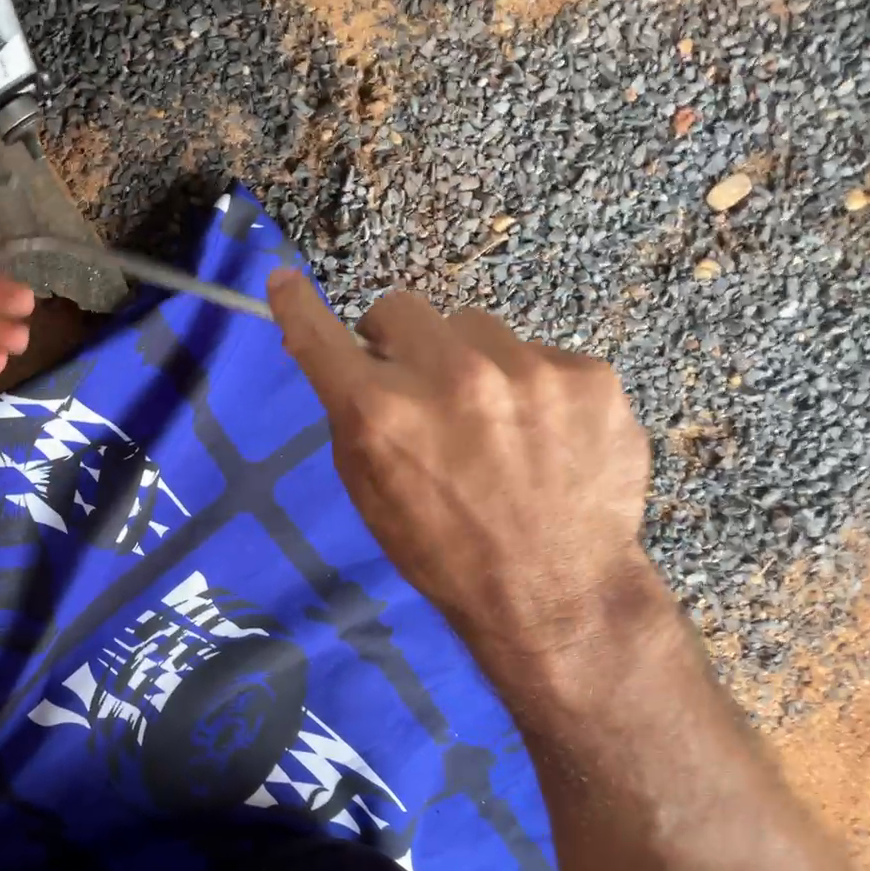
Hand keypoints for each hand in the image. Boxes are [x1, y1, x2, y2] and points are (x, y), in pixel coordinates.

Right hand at [266, 271, 662, 661]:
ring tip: (490, 418)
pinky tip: (542, 434)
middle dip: (399, 340)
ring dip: (467, 359)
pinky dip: (527, 385)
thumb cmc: (435, 546)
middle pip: (400, 307)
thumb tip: (341, 357)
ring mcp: (524, 370)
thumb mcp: (365, 483)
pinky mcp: (587, 375)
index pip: (320, 335)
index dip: (295, 303)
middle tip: (414, 382)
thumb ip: (350, 412)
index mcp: (378, 411)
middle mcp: (446, 375)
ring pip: (473, 326)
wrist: (553, 592)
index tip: (282, 278)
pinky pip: (535, 354)